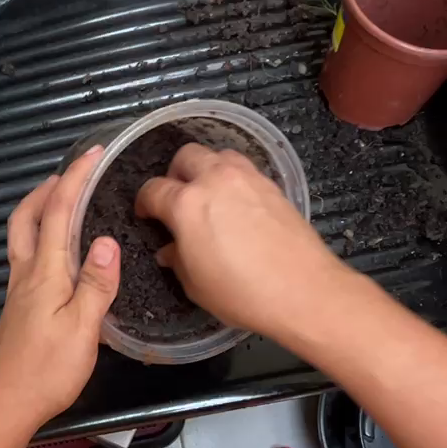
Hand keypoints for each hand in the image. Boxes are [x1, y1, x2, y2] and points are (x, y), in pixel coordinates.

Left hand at [0, 148, 120, 435]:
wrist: (4, 406)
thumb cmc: (47, 370)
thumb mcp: (82, 328)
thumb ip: (95, 284)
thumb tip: (107, 240)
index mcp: (44, 273)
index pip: (58, 213)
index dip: (74, 179)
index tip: (92, 152)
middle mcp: (26, 276)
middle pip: (25, 220)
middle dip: (44, 191)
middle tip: (67, 176)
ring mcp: (18, 295)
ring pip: (21, 240)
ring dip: (38, 213)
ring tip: (62, 206)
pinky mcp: (18, 312)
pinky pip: (27, 261)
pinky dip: (40, 241)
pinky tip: (58, 257)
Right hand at [136, 143, 358, 341]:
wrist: (302, 290)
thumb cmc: (242, 293)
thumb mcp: (195, 285)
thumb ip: (177, 260)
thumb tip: (170, 250)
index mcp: (186, 205)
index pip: (153, 190)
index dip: (144, 202)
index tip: (146, 214)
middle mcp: (215, 180)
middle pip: (185, 156)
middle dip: (174, 174)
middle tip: (175, 198)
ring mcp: (247, 178)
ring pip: (217, 154)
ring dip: (205, 168)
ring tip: (206, 194)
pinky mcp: (272, 185)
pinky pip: (243, 167)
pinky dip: (231, 177)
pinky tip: (234, 203)